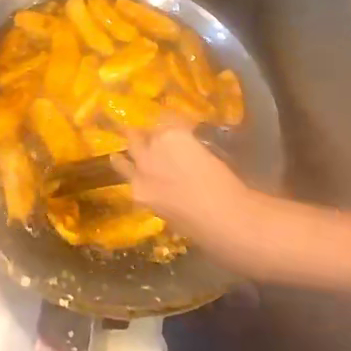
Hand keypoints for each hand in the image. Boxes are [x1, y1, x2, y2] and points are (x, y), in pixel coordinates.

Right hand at [115, 126, 260, 257]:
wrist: (227, 217)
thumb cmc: (204, 229)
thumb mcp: (170, 215)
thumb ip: (158, 194)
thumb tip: (162, 183)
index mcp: (139, 192)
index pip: (122, 166)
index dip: (125, 158)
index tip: (126, 152)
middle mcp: (142, 166)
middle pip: (133, 140)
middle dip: (139, 137)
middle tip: (150, 134)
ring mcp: (157, 147)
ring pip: (152, 128)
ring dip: (160, 130)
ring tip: (173, 130)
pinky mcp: (175, 134)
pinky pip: (171, 121)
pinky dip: (177, 122)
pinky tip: (187, 127)